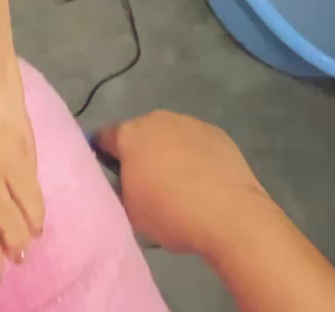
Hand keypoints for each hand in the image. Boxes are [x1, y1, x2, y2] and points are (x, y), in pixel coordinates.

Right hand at [97, 111, 267, 255]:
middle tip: (149, 185)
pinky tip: (206, 182)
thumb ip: (119, 190)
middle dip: (140, 154)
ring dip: (169, 153)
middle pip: (139, 134)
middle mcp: (156, 119)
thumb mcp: (129, 212)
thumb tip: (124, 182)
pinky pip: (197, 143)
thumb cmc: (171, 213)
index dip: (104, 155)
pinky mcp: (216, 133)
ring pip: (170, 136)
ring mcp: (189, 123)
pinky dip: (196, 156)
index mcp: (129, 134)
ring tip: (182, 185)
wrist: (231, 215)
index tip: (112, 175)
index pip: (104, 137)